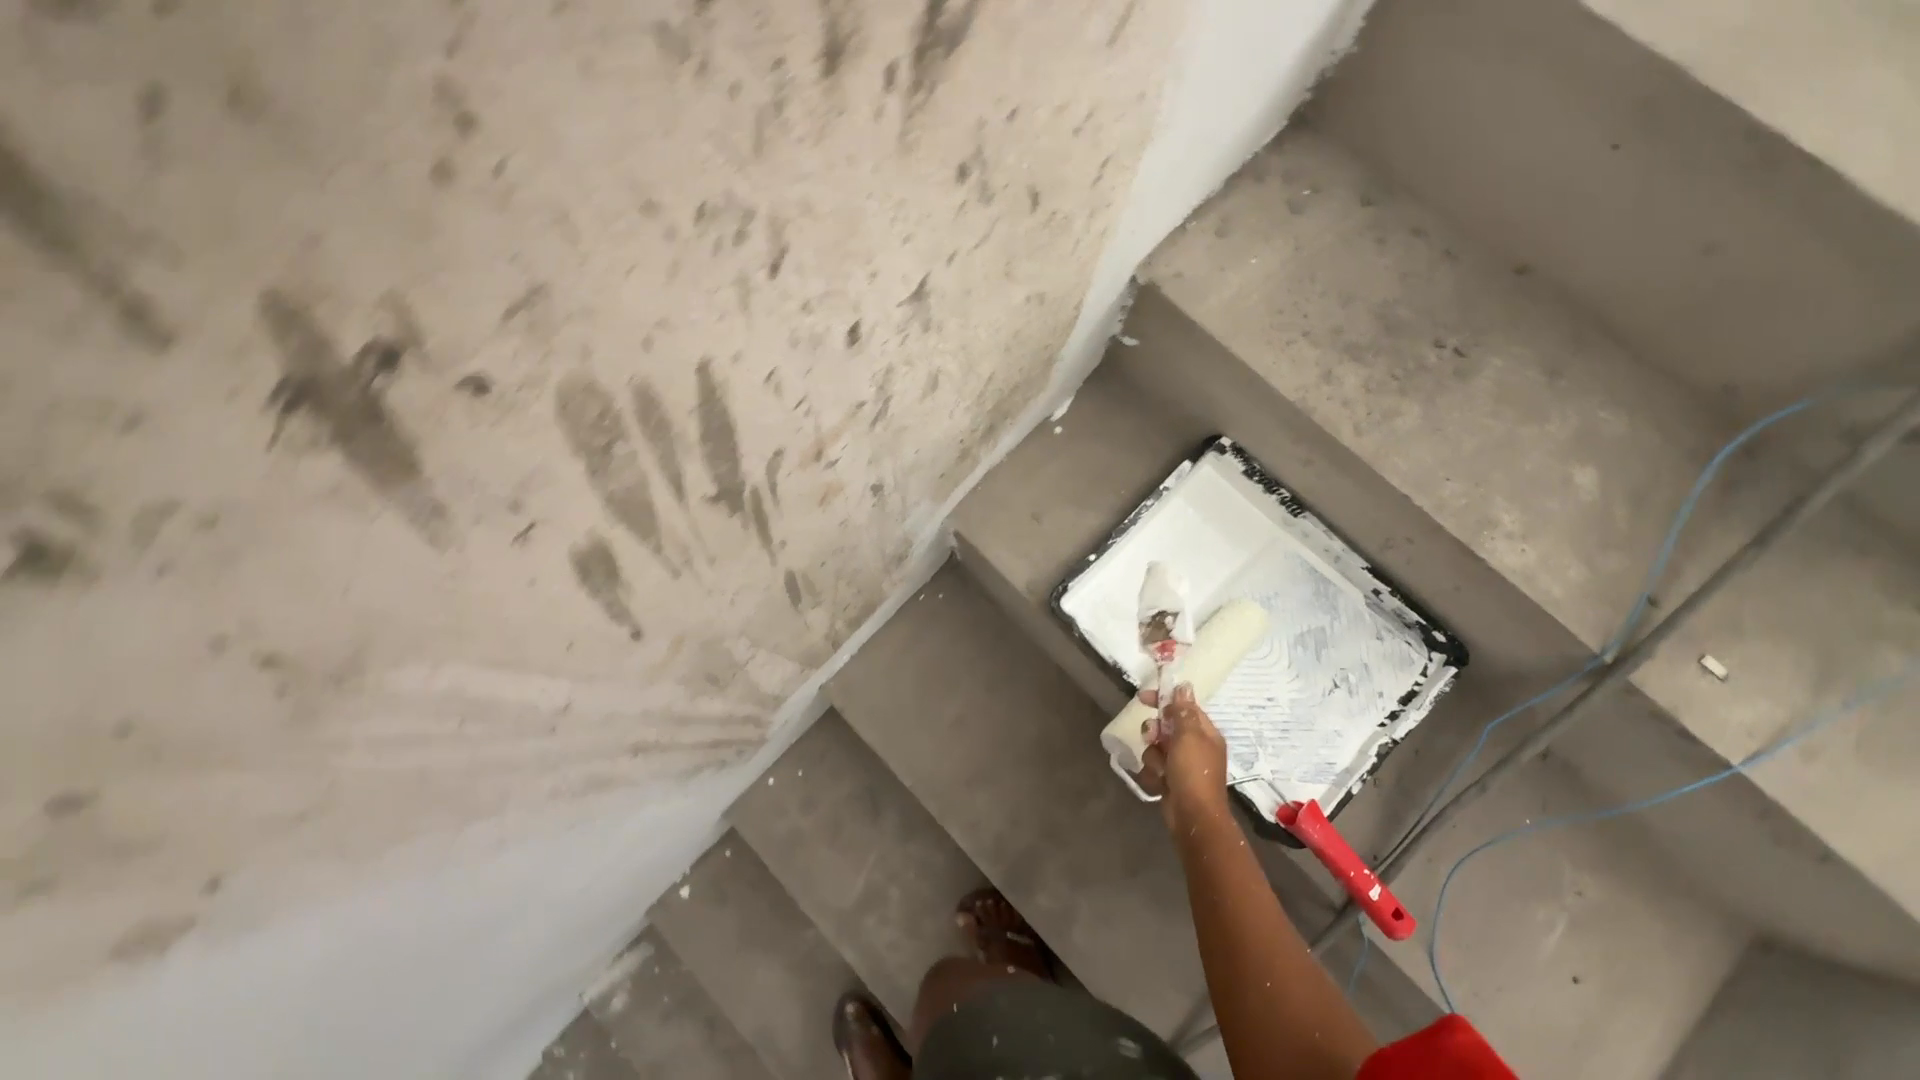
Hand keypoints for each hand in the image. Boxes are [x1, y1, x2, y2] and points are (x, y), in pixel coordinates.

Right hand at [1137, 683, 1229, 823]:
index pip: (1183, 707)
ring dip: (1154, 755)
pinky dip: (1154, 772)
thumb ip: (1183, 711)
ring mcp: (1181, 764)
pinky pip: (1154, 765)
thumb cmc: (1193, 772)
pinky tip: (1159, 780)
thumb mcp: (1189, 737)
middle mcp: (1194, 746)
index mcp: (1205, 733)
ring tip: (1161, 767)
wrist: (1192, 815)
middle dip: (1155, 731)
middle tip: (1153, 736)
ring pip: (1156, 746)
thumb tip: (1185, 686)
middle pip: (1166, 726)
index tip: (1143, 697)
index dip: (1164, 700)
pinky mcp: (1170, 778)